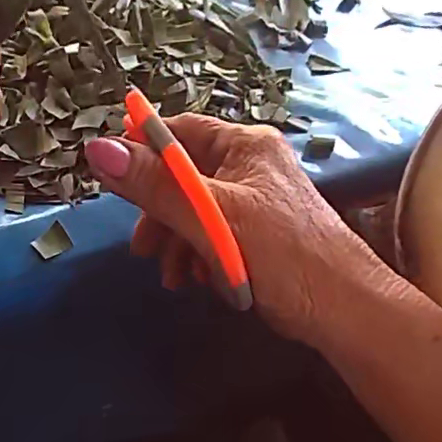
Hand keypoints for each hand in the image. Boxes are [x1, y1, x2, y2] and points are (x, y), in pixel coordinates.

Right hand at [84, 117, 392, 342]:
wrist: (343, 311)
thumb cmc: (283, 256)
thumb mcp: (212, 219)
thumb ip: (155, 186)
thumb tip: (98, 150)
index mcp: (245, 146)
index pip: (179, 131)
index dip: (141, 151)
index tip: (113, 180)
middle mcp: (250, 166)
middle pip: (181, 178)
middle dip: (158, 216)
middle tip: (144, 249)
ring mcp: (254, 201)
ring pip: (192, 212)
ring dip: (175, 243)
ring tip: (174, 276)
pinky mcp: (256, 234)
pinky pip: (210, 235)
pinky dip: (196, 255)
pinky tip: (196, 280)